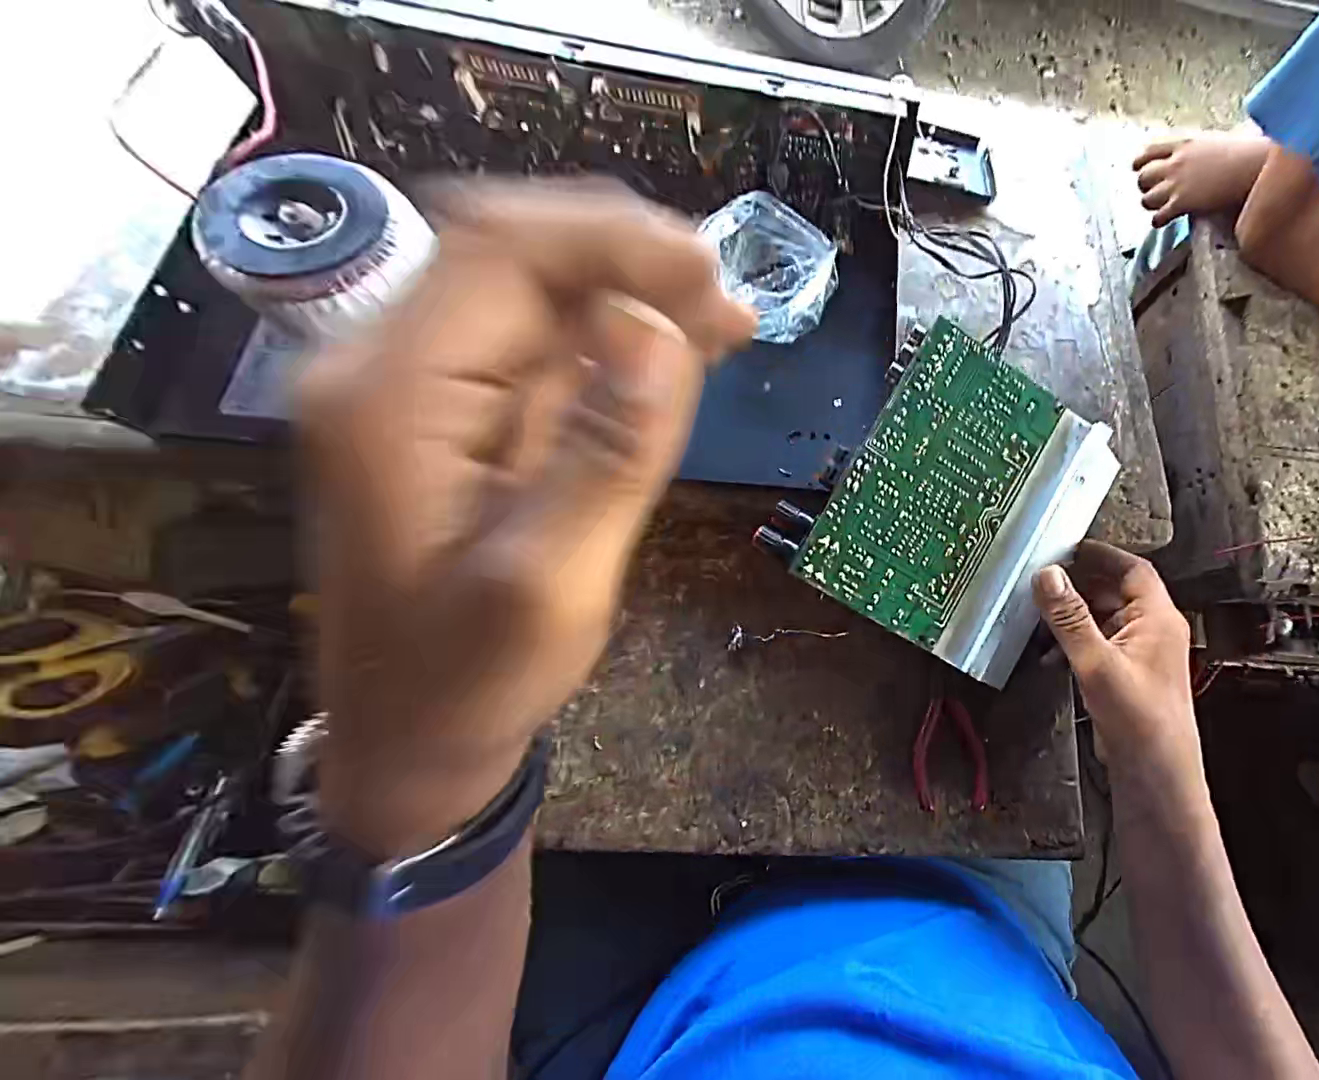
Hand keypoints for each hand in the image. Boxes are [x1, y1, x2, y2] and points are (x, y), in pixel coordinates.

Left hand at [297, 182, 754, 855]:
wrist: (419, 736)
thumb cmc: (474, 675)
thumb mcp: (549, 580)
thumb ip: (605, 453)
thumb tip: (658, 330)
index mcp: (396, 396)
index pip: (503, 258)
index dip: (611, 242)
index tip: (709, 268)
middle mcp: (404, 370)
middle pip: (520, 260)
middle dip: (630, 259)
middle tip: (727, 295)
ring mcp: (444, 394)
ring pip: (548, 301)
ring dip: (640, 295)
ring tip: (728, 315)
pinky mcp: (482, 422)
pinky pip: (560, 353)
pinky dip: (630, 340)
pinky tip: (691, 345)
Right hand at [1032, 542, 1197, 782]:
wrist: (1156, 775)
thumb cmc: (1137, 717)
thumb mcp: (1097, 663)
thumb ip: (1069, 618)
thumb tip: (1047, 575)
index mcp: (1158, 618)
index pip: (1132, 569)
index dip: (1101, 554)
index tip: (1066, 548)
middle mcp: (1153, 629)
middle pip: (1115, 592)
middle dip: (1079, 587)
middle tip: (1042, 582)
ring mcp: (1140, 653)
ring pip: (1103, 619)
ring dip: (1073, 618)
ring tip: (1039, 620)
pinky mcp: (1127, 674)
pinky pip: (1099, 644)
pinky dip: (1075, 644)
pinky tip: (1050, 656)